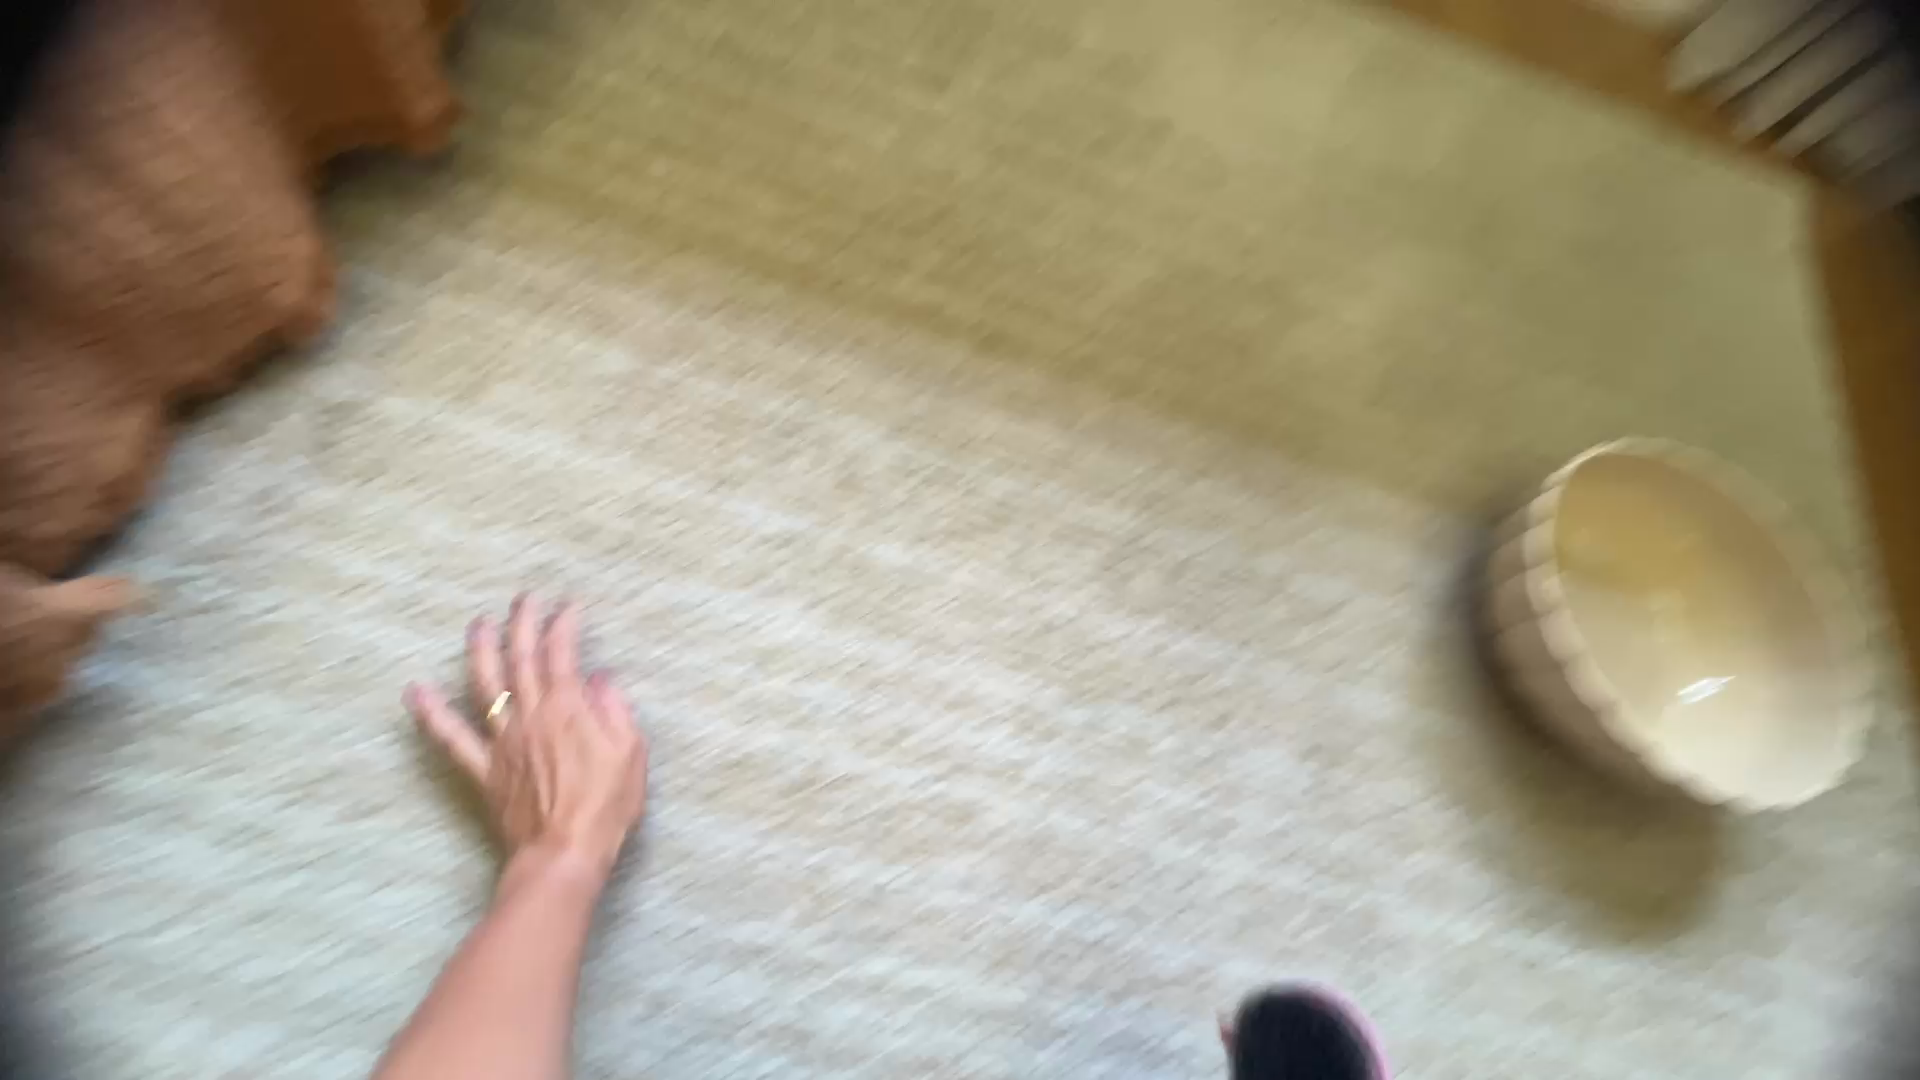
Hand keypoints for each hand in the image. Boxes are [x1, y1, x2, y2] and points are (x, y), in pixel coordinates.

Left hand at [404, 595, 648, 883]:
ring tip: (478, 624)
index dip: (564, 625)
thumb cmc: (606, 803)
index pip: (562, 654)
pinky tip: (416, 691)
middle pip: (521, 660)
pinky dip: (431, 713)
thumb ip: (614, 709)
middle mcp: (529, 716)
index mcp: (568, 709)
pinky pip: (452, 738)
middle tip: (525, 598)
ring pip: (485, 686)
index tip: (569, 605)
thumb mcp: (630, 751)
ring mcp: (501, 741)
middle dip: (523, 623)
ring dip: (480, 650)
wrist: (563, 853)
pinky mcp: (483, 769)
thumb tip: (600, 679)